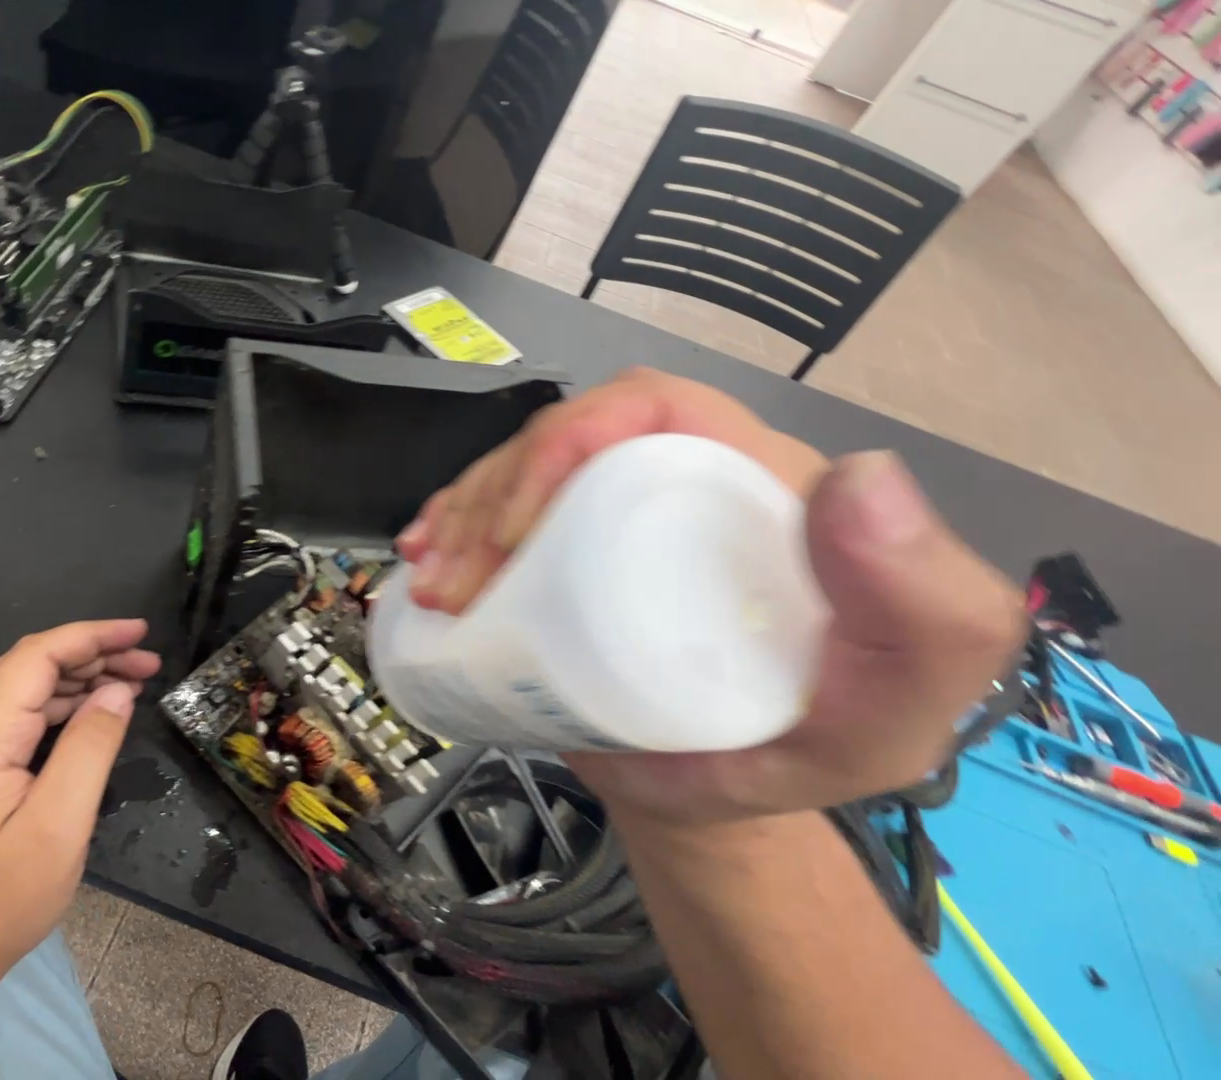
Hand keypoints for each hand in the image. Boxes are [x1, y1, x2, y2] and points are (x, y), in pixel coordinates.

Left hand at [0, 619, 161, 986]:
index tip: (141, 634)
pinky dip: (60, 703)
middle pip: (30, 663)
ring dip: (78, 677)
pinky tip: (93, 712)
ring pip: (24, 686)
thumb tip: (117, 691)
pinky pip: (18, 713)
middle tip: (148, 664)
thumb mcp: (59, 825)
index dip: (92, 635)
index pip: (37, 656)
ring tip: (132, 682)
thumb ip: (90, 748)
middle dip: (92, 652)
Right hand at [396, 368, 1024, 824]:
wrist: (707, 800)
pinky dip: (444, 530)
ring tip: (428, 587)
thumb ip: (925, 613)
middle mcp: (669, 481)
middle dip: (487, 493)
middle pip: (561, 440)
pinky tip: (419, 566)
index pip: (651, 408)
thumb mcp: (896, 710)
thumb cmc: (803, 753)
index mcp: (748, 481)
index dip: (567, 441)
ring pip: (513, 475)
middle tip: (450, 578)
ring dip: (456, 517)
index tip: (515, 528)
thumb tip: (856, 476)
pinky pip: (491, 516)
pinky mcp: (556, 557)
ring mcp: (604, 518)